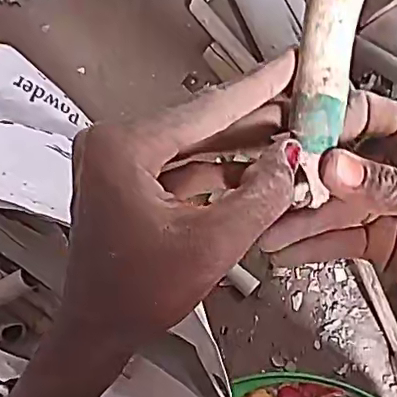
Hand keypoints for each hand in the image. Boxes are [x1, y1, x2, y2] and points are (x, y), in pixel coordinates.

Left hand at [50, 56, 299, 361]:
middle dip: (254, 122)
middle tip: (298, 106)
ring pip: (192, 147)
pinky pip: (180, 168)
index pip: (205, 109)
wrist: (98, 330)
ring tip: (286, 141)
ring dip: (238, 150)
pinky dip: (216, 173)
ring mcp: (116, 165)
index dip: (258, 88)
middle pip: (199, 125)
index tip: (287, 66)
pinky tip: (253, 173)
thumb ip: (260, 196)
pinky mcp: (125, 184)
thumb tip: (288, 159)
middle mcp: (112, 147)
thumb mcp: (211, 245)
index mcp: (121, 150)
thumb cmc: (131, 298)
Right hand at [257, 93, 396, 332]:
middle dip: (303, 178)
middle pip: (339, 163)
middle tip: (270, 191)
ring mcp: (387, 204)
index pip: (366, 117)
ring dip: (299, 218)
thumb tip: (341, 167)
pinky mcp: (378, 238)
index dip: (327, 123)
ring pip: (332, 205)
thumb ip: (395, 187)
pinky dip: (311, 244)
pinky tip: (288, 248)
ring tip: (270, 229)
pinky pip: (337, 238)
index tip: (294, 136)